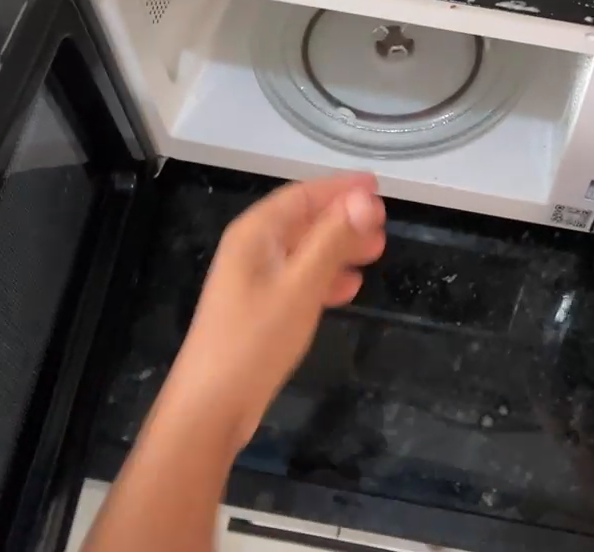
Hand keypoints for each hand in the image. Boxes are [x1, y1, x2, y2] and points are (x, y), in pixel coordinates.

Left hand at [158, 173, 386, 451]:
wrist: (211, 408)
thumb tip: (366, 199)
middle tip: (382, 223)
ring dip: (339, 247)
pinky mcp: (260, 308)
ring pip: (304, 250)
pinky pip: (299, 278)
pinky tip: (349, 287)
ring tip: (376, 251)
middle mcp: (252, 249)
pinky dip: (325, 276)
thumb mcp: (301, 285)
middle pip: (304, 220)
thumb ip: (334, 239)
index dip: (341, 188)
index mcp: (255, 233)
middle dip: (344, 218)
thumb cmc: (256, 339)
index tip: (376, 186)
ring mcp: (254, 280)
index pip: (303, 195)